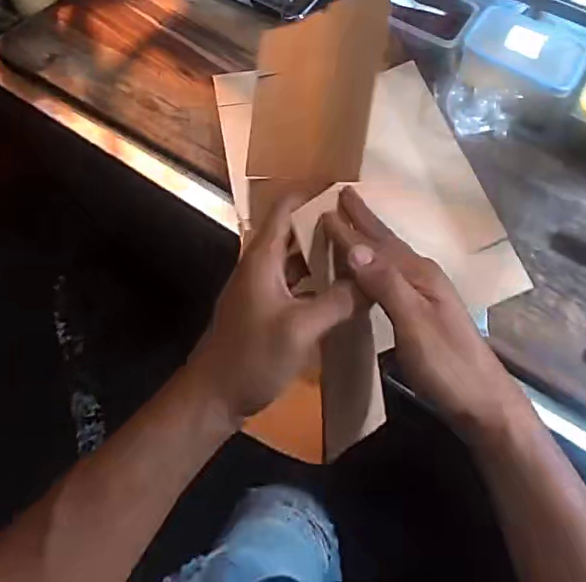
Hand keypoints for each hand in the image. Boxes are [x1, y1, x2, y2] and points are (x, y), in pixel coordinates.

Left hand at [186, 195, 362, 428]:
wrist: (212, 398)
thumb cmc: (251, 356)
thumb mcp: (301, 329)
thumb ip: (338, 301)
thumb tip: (373, 279)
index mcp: (263, 256)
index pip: (286, 205)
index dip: (313, 191)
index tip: (346, 188)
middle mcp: (261, 263)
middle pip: (295, 228)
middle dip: (326, 221)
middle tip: (363, 221)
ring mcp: (262, 285)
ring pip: (297, 256)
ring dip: (324, 250)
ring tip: (360, 250)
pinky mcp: (267, 306)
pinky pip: (297, 280)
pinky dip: (319, 277)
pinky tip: (345, 288)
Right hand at [322, 187, 529, 440]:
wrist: (484, 403)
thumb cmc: (447, 364)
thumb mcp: (414, 324)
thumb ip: (386, 284)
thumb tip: (355, 247)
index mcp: (419, 274)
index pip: (376, 246)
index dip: (349, 230)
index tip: (324, 210)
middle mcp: (423, 275)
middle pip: (387, 241)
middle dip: (364, 219)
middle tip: (344, 193)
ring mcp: (426, 293)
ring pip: (391, 255)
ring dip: (370, 238)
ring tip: (353, 222)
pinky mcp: (424, 312)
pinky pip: (392, 274)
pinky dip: (376, 263)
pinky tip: (372, 270)